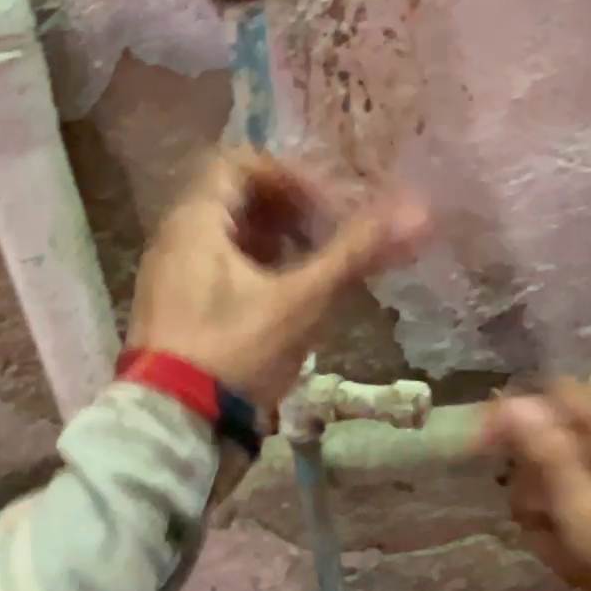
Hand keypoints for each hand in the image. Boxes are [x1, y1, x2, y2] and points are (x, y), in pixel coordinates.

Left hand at [126, 148, 429, 412]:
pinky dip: (256, 273)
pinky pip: (218, 271)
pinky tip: (286, 305)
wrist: (173, 427)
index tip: (328, 209)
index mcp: (194, 222)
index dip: (291, 177)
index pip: (239, 162)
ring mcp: (170, 278)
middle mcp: (174, 240)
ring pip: (228, 238)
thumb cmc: (234, 353)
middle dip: (288, 213)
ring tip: (314, 271)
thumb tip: (419, 213)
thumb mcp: (300, 302)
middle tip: (327, 238)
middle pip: (235, 200)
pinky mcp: (176, 312)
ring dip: (275, 244)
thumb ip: (356, 254)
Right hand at [479, 379, 590, 590]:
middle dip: (531, 477)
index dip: (512, 418)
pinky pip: (567, 488)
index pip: (547, 392)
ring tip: (568, 544)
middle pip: (543, 431)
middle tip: (547, 521)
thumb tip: (509, 405)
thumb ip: (551, 461)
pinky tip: (578, 547)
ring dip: (545, 505)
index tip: (488, 460)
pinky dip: (563, 517)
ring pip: (548, 465)